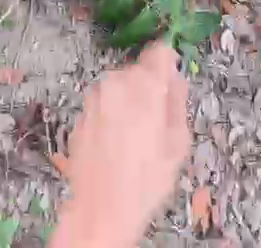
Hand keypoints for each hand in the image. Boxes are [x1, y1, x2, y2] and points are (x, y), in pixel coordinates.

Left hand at [51, 42, 190, 247]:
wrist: (100, 209)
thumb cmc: (145, 181)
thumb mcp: (177, 145)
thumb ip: (177, 103)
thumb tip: (176, 80)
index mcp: (145, 86)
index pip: (159, 51)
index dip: (168, 60)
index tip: (172, 74)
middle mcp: (117, 82)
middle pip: (138, 70)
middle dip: (149, 86)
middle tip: (157, 119)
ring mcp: (95, 95)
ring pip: (119, 85)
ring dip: (129, 98)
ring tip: (135, 134)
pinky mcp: (82, 110)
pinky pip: (103, 102)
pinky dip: (112, 112)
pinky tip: (116, 140)